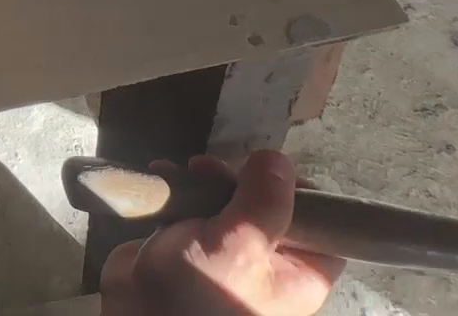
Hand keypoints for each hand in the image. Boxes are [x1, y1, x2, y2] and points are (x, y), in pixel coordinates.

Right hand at [99, 151, 342, 315]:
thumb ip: (262, 202)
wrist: (139, 312)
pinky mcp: (188, 240)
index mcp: (298, 272)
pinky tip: (162, 174)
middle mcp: (268, 260)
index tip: (259, 167)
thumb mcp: (237, 245)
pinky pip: (193, 204)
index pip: (318, 223)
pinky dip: (178, 185)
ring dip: (201, 178)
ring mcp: (226, 250)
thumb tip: (279, 157)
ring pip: (226, 200)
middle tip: (206, 167)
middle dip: (235, 178)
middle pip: (267, 204)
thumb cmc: (199, 290)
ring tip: (180, 169)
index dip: (293, 190)